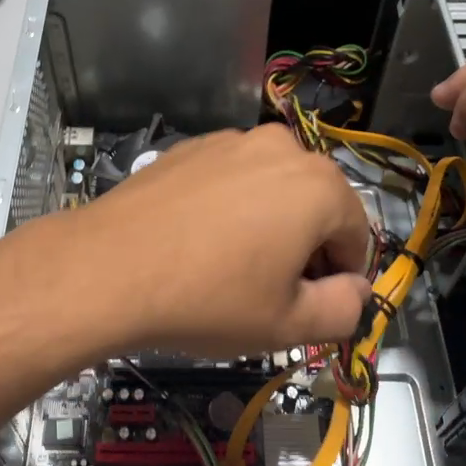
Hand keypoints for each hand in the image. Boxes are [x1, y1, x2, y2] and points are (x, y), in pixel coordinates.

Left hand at [49, 125, 372, 356]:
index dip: (339, 278)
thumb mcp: (287, 326)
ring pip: (272, 188)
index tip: (308, 307)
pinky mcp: (192, 147)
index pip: (356, 236)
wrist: (109, 267)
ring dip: (268, 224)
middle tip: (270, 292)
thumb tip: (355, 290)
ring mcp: (231, 140)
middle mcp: (282, 147)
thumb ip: (343, 310)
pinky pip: (231, 179)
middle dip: (305, 248)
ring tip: (230, 268)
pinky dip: (230, 207)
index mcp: (320, 185)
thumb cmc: (209, 298)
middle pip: (315, 205)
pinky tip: (198, 242)